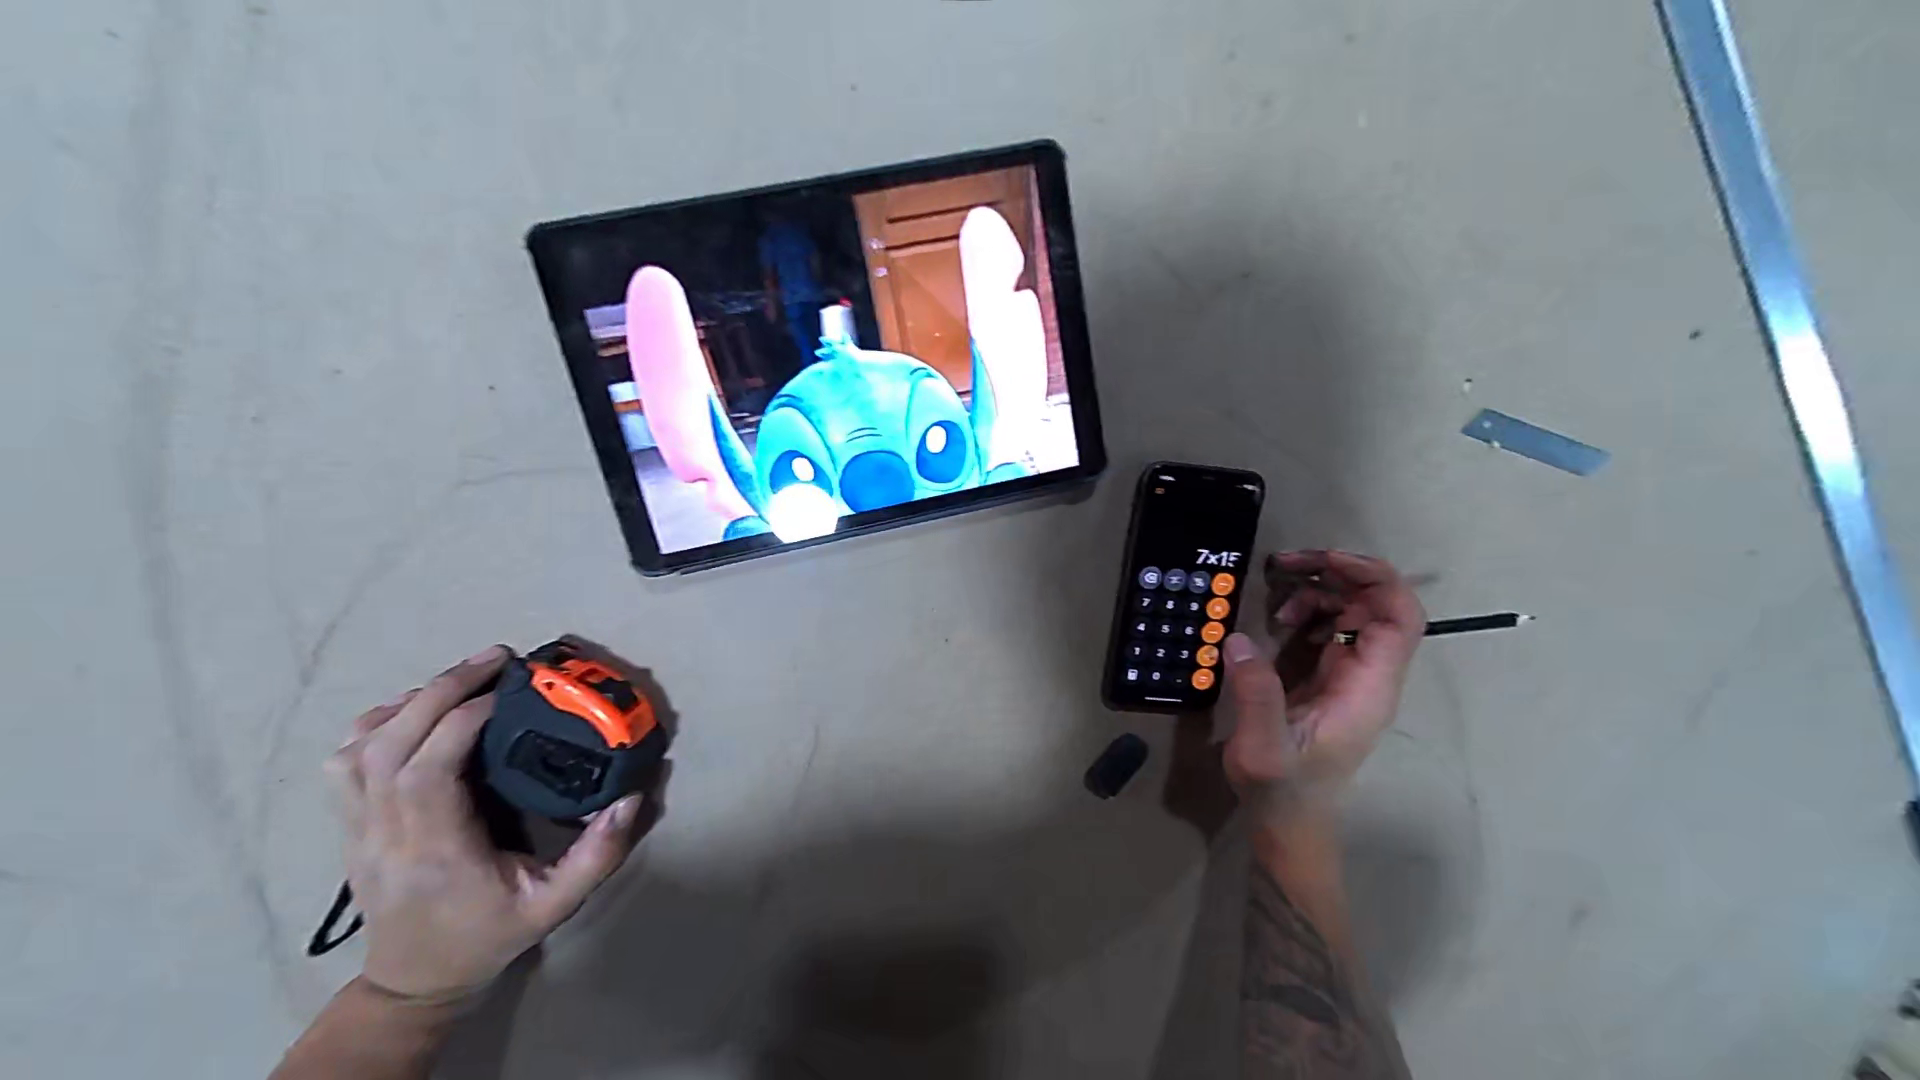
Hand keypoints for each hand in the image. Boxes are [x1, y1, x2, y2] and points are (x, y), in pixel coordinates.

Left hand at [323, 646, 654, 1000]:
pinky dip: (378, 722)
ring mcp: (357, 829)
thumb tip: (632, 797)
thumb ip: (598, 854)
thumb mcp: (555, 905)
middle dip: (441, 689)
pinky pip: (344, 761)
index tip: (513, 692)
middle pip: (389, 744)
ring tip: (462, 677)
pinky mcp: (348, 825)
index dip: (463, 720)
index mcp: (434, 852)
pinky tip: (417, 709)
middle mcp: (383, 835)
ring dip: (409, 701)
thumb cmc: (487, 937)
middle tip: (496, 659)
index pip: (428, 772)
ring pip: (358, 748)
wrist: (413, 982)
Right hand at [1221, 551, 1425, 825]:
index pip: (1400, 618)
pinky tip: (1278, 622)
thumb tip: (1237, 639)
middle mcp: (1370, 675)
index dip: (1372, 577)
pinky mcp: (1332, 678)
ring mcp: (1353, 675)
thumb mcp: (1262, 745)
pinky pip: (1333, 628)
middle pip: (1378, 604)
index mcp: (1368, 688)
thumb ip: (1256, 692)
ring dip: (1319, 591)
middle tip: (1283, 564)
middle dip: (1336, 573)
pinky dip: (1308, 611)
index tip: (1323, 560)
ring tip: (1276, 600)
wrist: (1290, 822)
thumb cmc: (1282, 789)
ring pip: (1355, 611)